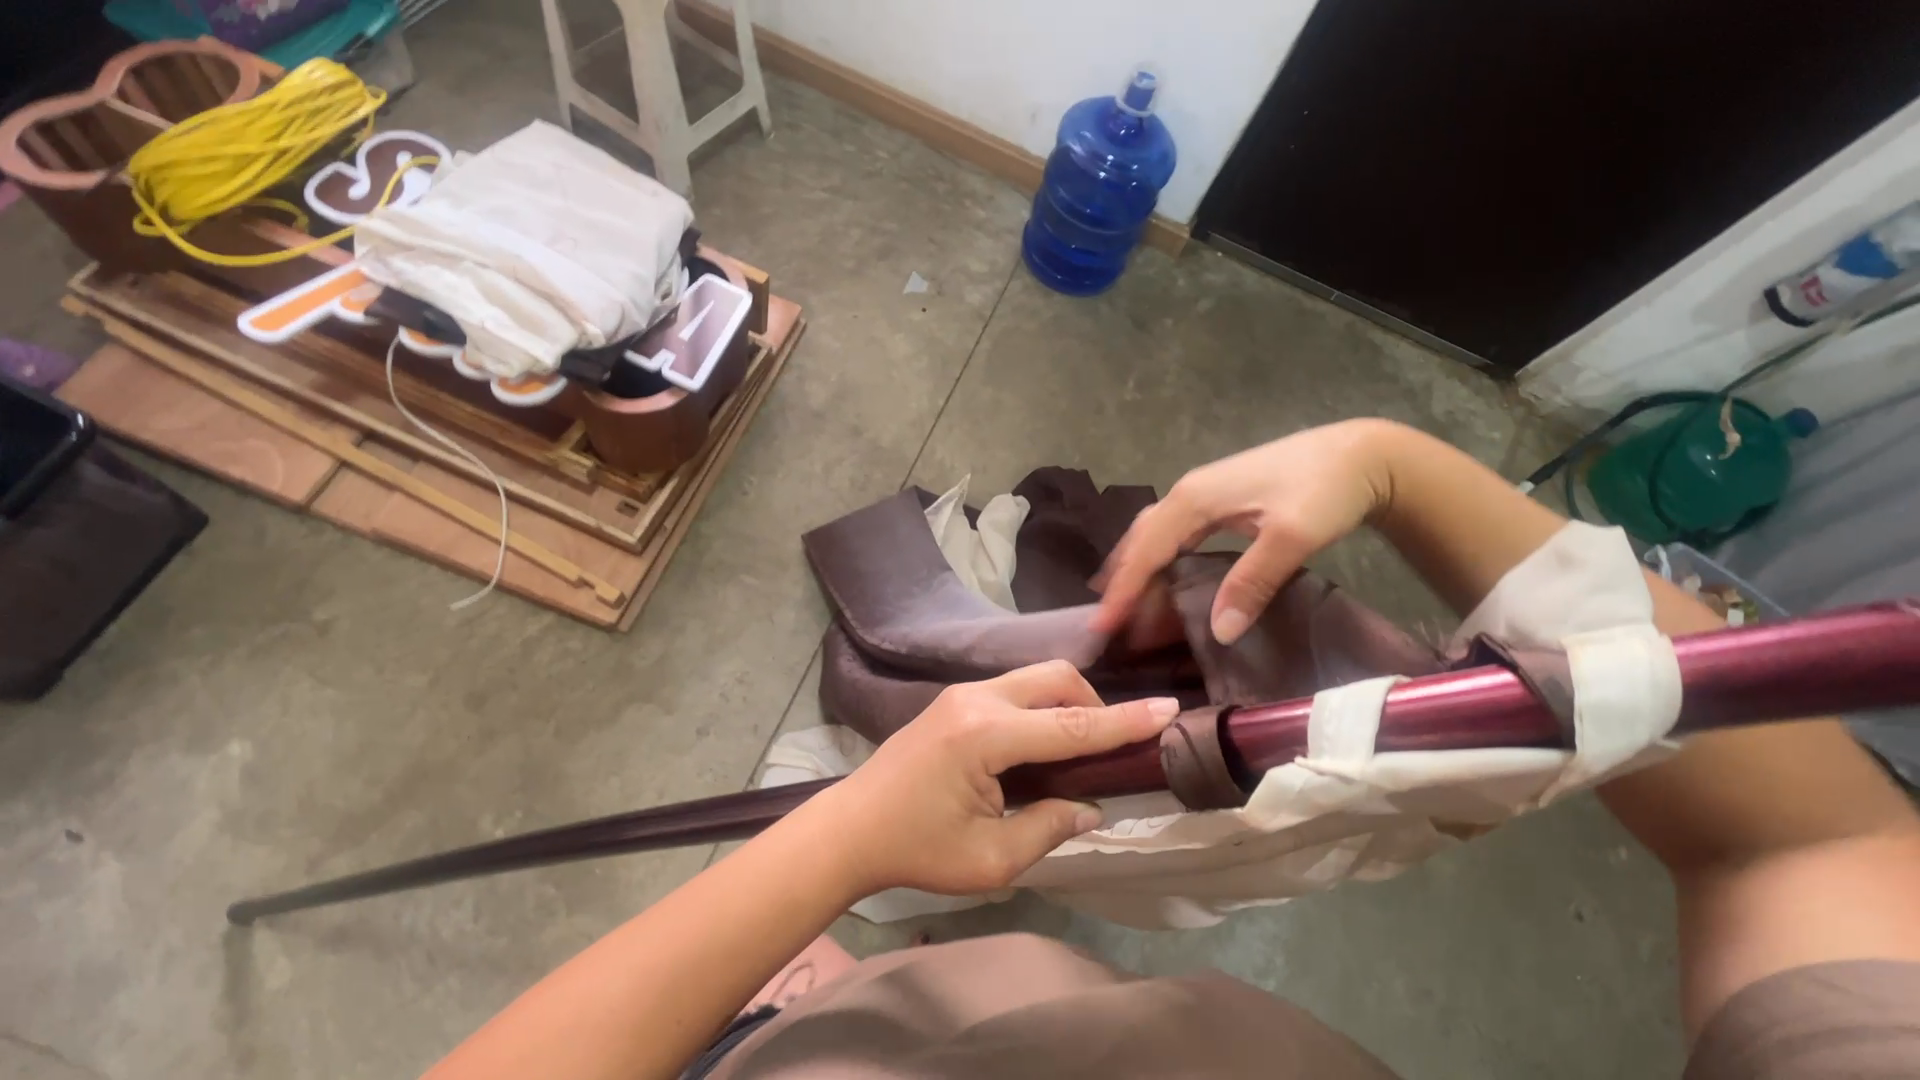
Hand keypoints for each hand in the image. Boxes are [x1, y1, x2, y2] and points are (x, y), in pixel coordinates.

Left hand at [804, 661, 1178, 896]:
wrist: (850, 828)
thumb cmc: (916, 849)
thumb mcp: (990, 859)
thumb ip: (1047, 829)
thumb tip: (1090, 808)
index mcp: (984, 737)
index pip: (1072, 725)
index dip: (1125, 721)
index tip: (1170, 708)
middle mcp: (976, 700)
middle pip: (1056, 679)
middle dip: (1096, 704)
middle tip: (1111, 747)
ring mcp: (961, 694)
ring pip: (1036, 678)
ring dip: (1068, 703)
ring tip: (1079, 750)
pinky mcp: (953, 700)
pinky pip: (1014, 688)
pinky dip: (1043, 706)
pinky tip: (1044, 742)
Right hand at [1093, 419, 1396, 644]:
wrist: (1361, 453)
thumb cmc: (1325, 490)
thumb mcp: (1290, 538)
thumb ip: (1251, 583)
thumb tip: (1218, 633)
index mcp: (1193, 500)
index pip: (1145, 551)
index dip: (1123, 590)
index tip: (1101, 626)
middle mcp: (1187, 493)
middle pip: (1139, 539)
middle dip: (1119, 580)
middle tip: (1105, 622)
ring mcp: (1202, 493)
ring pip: (1152, 533)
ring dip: (1134, 568)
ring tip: (1120, 603)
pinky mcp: (1218, 499)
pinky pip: (1171, 532)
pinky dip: (1156, 557)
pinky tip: (1158, 575)